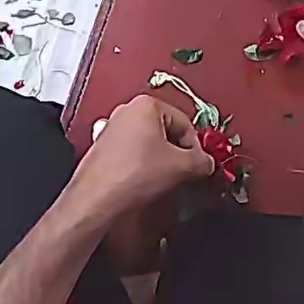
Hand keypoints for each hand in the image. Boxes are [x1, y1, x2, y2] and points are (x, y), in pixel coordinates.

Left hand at [70, 95, 214, 219]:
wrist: (96, 199)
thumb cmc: (137, 174)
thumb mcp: (180, 167)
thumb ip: (201, 161)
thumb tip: (207, 163)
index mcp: (147, 104)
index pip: (185, 123)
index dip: (195, 147)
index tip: (198, 166)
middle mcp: (127, 109)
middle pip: (166, 130)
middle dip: (177, 152)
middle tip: (182, 173)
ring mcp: (112, 126)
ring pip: (149, 141)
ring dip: (160, 159)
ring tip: (162, 179)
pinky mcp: (102, 145)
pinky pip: (132, 150)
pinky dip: (141, 163)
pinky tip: (142, 180)